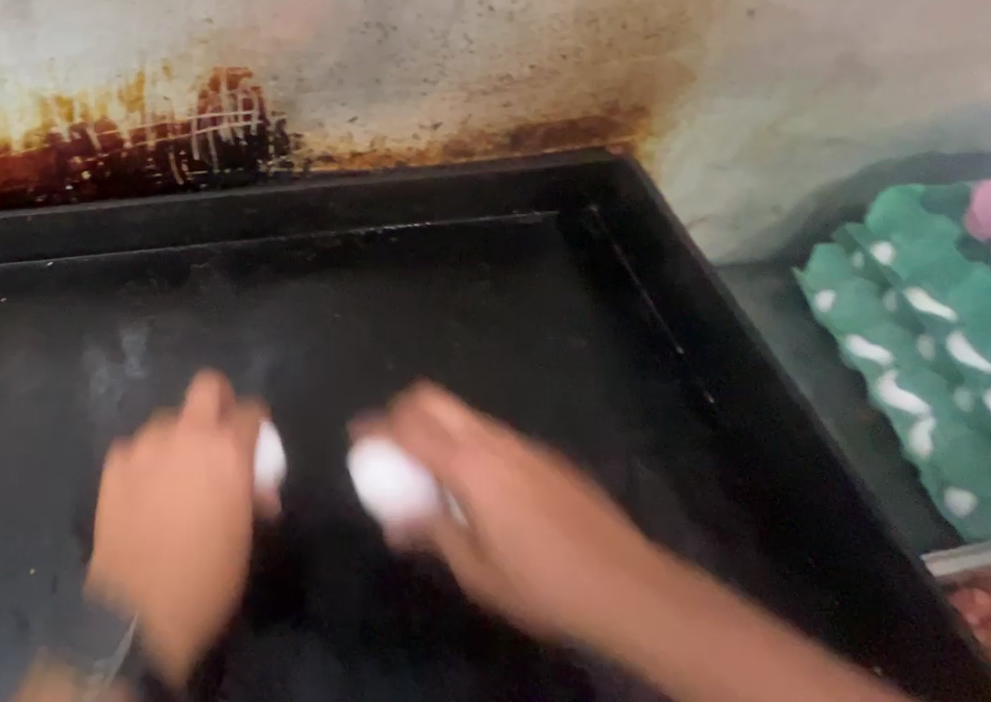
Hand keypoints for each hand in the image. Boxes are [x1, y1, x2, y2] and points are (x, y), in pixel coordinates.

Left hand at [84, 369, 268, 683]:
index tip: (256, 439)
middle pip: (207, 386)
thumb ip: (251, 499)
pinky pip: (137, 447)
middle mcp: (186, 435)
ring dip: (178, 438)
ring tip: (176, 475)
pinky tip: (144, 492)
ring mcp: (145, 444)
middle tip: (219, 433)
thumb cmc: (206, 579)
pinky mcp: (115, 461)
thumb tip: (255, 490)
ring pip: (167, 419)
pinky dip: (146, 461)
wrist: (140, 609)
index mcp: (227, 451)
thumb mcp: (245, 540)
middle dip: (219, 402)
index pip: (251, 411)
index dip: (257, 423)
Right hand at [359, 382, 686, 646]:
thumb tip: (395, 523)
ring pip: (466, 416)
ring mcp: (525, 447)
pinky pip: (494, 437)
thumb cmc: (544, 585)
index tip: (357, 438)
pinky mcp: (549, 460)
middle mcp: (493, 443)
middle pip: (432, 399)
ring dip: (438, 429)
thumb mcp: (475, 572)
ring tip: (432, 470)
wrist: (634, 591)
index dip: (375, 428)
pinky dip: (471, 447)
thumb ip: (431, 535)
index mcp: (468, 465)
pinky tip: (483, 490)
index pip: (406, 427)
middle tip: (390, 443)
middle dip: (402, 411)